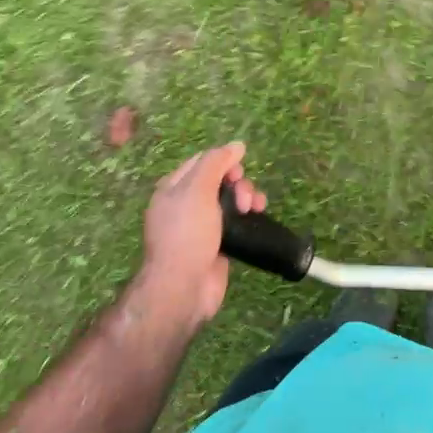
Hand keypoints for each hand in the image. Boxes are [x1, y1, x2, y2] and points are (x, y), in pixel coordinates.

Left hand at [138, 143, 265, 329]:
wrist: (184, 287)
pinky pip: (237, 221)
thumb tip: (237, 145)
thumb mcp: (198, 188)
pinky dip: (250, 217)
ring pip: (231, 200)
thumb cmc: (187, 232)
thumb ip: (216, 162)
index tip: (238, 171)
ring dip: (248, 197)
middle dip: (238, 182)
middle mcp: (186, 204)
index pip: (202, 161)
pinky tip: (259, 217)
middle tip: (245, 196)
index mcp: (174, 188)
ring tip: (256, 207)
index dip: (223, 161)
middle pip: (220, 180)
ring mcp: (202, 226)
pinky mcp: (218, 244)